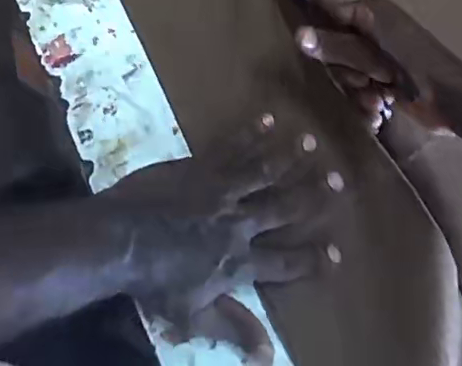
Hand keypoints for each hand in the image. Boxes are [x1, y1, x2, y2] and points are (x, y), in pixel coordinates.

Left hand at [106, 113, 340, 336]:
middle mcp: (237, 222)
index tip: (338, 252)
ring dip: (288, 156)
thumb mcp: (193, 315)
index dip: (311, 258)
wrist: (121, 238)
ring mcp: (220, 189)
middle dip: (313, 194)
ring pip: (262, 170)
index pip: (283, 262)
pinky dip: (250, 132)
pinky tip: (267, 119)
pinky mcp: (201, 167)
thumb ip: (232, 326)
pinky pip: (231, 147)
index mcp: (237, 261)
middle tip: (340, 179)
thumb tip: (268, 354)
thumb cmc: (154, 281)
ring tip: (311, 142)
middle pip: (282, 206)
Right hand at [295, 0, 461, 135]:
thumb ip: (336, 46)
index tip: (309, 51)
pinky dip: (368, 102)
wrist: (456, 102)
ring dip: (359, 91)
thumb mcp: (373, 56)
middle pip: (335, 49)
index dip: (319, 32)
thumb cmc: (416, 68)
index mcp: (370, 12)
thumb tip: (298, 34)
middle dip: (348, 72)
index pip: (328, 12)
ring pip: (347, 73)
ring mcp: (380, 55)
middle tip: (366, 80)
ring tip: (378, 100)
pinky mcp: (386, 79)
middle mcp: (373, 29)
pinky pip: (361, 88)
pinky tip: (380, 112)